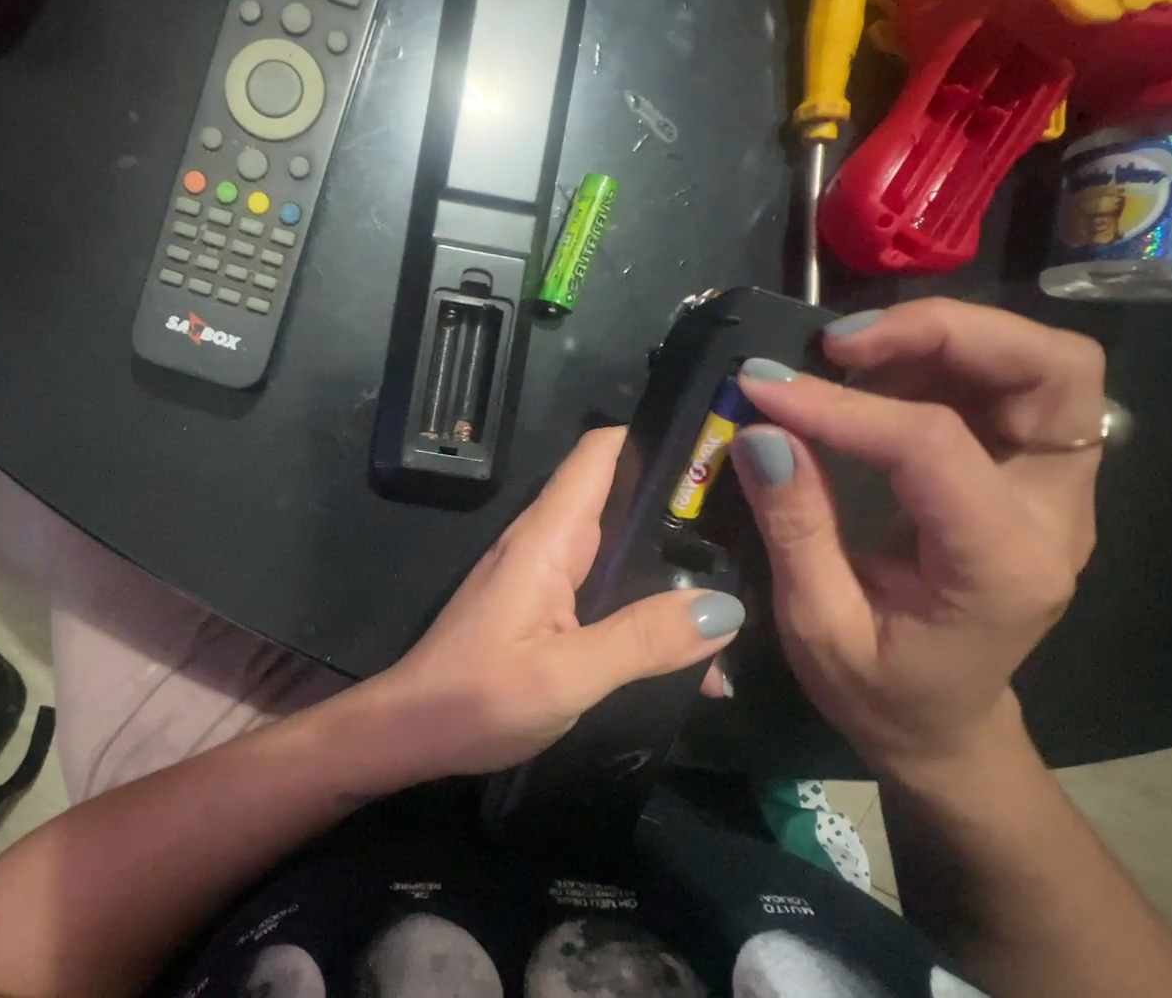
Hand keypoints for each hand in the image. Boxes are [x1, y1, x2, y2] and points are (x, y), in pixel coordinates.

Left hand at [360, 427, 745, 783]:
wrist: (411, 732)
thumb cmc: (475, 699)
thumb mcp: (565, 676)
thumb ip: (642, 639)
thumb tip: (726, 606)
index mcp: (546, 538)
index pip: (600, 454)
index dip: (658, 439)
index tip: (724, 448)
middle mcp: (547, 544)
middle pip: (622, 498)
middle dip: (686, 510)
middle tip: (761, 531)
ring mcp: (545, 576)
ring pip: (622, 552)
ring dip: (676, 572)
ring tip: (749, 595)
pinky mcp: (546, 609)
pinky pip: (608, 593)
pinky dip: (649, 611)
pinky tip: (695, 653)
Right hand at [730, 298, 1104, 774]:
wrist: (943, 724)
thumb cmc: (879, 690)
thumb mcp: (817, 625)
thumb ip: (795, 528)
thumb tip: (759, 433)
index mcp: (1000, 565)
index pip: (934, 446)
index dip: (843, 407)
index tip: (762, 388)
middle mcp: (1053, 513)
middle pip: (1051, 373)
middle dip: (945, 333)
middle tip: (839, 343)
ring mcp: (1052, 489)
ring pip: (1039, 365)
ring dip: (941, 338)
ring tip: (843, 352)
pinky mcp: (1026, 475)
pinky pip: (1003, 386)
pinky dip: (936, 360)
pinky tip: (867, 375)